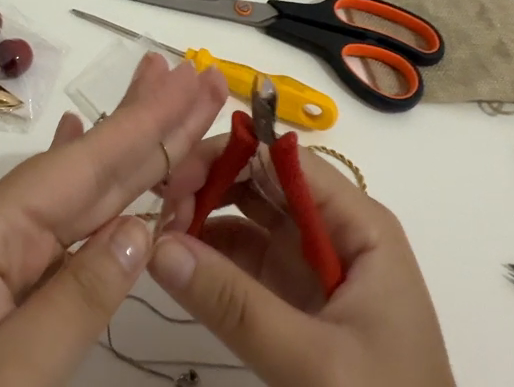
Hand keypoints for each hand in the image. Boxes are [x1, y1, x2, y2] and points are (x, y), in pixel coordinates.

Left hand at [0, 53, 228, 386]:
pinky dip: (97, 191)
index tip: (185, 81)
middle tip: (198, 77)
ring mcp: (1, 259)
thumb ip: (75, 301)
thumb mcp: (5, 376)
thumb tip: (140, 229)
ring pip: (83, 196)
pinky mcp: (10, 289)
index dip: (139, 124)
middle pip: (86, 168)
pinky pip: (69, 230)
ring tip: (171, 101)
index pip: (78, 168)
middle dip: (146, 123)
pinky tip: (95, 147)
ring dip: (133, 152)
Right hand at [148, 136, 456, 386]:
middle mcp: (335, 231)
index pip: (284, 159)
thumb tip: (156, 245)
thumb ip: (234, 304)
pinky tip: (174, 261)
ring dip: (203, 216)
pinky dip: (209, 256)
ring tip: (155, 231)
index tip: (171, 177)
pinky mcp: (296, 301)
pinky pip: (245, 260)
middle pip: (263, 180)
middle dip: (209, 182)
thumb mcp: (312, 359)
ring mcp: (314, 265)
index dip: (227, 155)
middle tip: (155, 203)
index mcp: (359, 224)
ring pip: (249, 216)